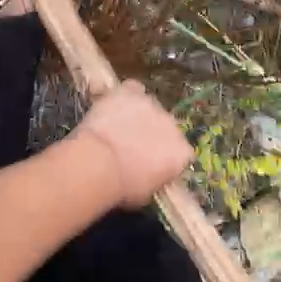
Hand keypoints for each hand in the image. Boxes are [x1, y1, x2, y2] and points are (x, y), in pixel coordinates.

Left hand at [71, 80, 193, 208]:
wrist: (98, 163)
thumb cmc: (123, 187)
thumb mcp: (148, 192)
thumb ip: (157, 176)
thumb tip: (151, 172)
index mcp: (182, 152)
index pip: (181, 152)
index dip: (166, 157)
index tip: (153, 163)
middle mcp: (172, 124)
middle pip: (166, 127)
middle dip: (154, 134)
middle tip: (134, 145)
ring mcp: (151, 104)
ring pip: (149, 106)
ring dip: (139, 114)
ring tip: (120, 125)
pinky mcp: (130, 91)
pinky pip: (133, 89)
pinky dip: (126, 95)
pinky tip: (116, 104)